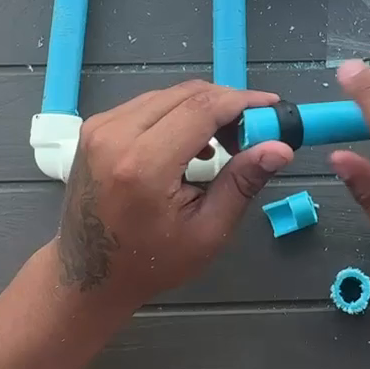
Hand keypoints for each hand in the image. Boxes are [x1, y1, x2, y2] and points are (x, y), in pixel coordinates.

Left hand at [55, 81, 294, 313]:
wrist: (88, 274)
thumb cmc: (151, 261)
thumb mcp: (208, 231)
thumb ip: (242, 183)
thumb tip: (281, 147)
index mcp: (142, 165)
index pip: (202, 108)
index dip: (243, 102)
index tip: (273, 107)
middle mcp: (115, 135)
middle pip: (187, 94)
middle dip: (228, 105)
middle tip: (254, 131)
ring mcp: (100, 127)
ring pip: (169, 95)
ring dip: (204, 109)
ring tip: (225, 143)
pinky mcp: (96, 126)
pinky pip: (149, 104)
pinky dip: (179, 114)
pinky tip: (193, 144)